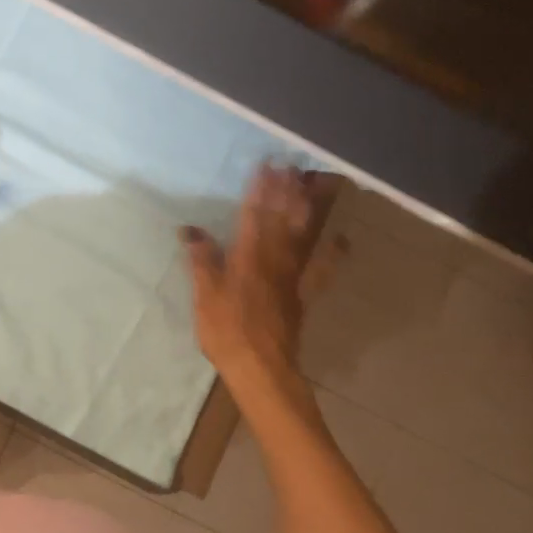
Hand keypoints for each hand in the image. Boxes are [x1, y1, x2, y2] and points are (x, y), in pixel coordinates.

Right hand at [182, 164, 326, 394]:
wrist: (260, 367)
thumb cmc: (225, 331)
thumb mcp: (204, 294)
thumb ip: (202, 259)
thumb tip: (191, 229)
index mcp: (246, 258)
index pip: (253, 216)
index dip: (260, 189)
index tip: (267, 164)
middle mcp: (273, 261)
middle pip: (282, 219)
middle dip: (287, 190)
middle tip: (295, 164)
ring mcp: (291, 277)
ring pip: (302, 236)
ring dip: (308, 210)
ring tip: (317, 185)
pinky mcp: (301, 294)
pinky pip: (319, 271)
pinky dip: (332, 255)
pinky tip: (342, 240)